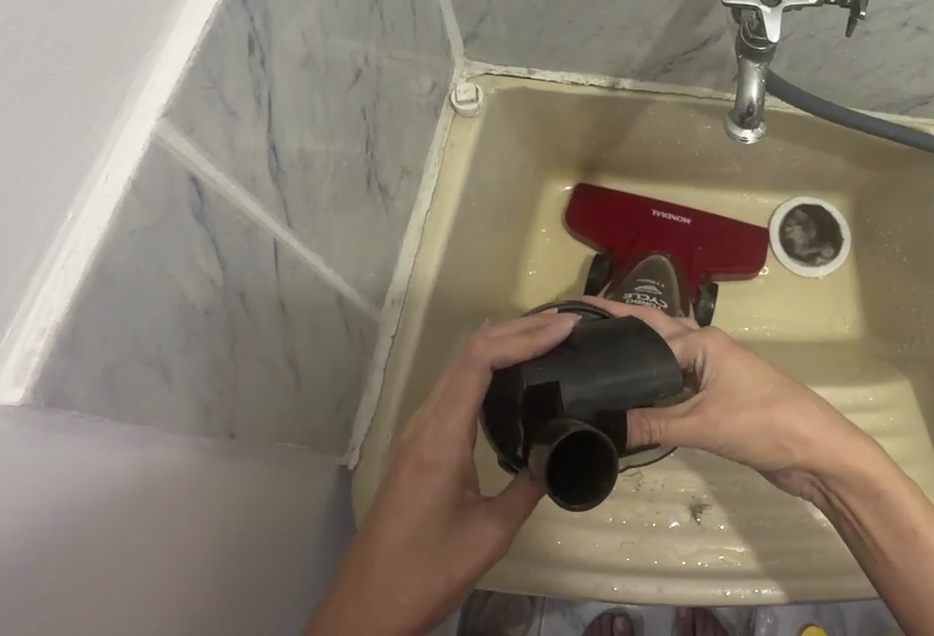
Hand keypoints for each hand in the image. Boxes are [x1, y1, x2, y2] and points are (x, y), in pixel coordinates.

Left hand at [308, 311, 578, 635]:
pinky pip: (456, 385)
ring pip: (461, 364)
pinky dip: (489, 364)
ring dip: (505, 342)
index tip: (564, 330)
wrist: (366, 609)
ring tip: (549, 337)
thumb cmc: (426, 573)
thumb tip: (559, 451)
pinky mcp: (419, 442)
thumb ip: (529, 486)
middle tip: (567, 326)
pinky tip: (511, 368)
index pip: (480, 361)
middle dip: (520, 330)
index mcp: (441, 438)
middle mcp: (425, 422)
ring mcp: (418, 430)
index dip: (524, 336)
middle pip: (470, 351)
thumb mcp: (491, 534)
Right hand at [584, 298, 881, 501]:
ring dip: (638, 351)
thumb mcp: (703, 425)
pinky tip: (632, 396)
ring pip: (666, 354)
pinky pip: (675, 380)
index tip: (568, 327)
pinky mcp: (717, 396)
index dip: (609, 329)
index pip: (645, 331)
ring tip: (597, 356)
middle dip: (620, 323)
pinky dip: (652, 383)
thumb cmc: (763, 424)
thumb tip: (601, 426)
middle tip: (575, 325)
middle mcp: (705, 347)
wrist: (814, 450)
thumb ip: (652, 425)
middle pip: (655, 330)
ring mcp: (713, 371)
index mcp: (702, 342)